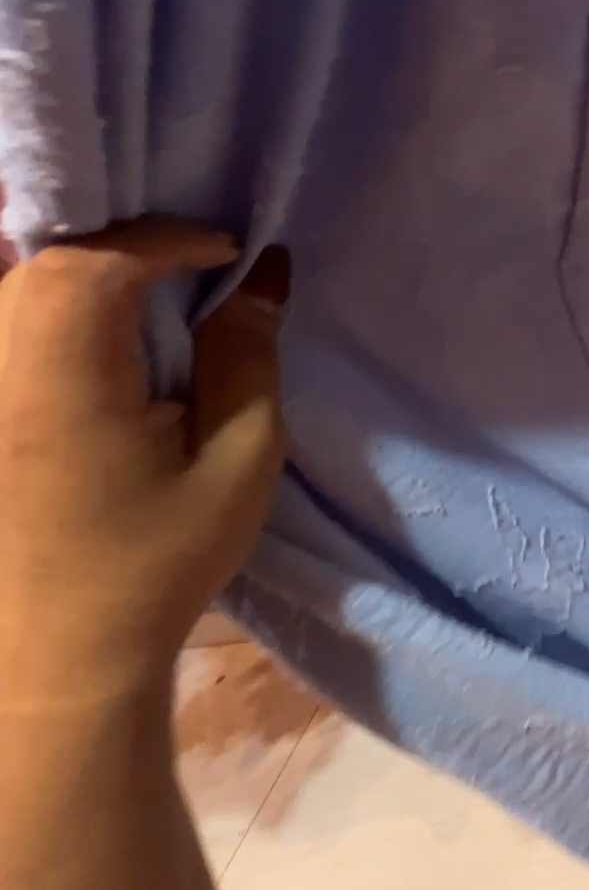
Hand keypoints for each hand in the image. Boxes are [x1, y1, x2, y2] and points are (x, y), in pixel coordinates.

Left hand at [0, 219, 288, 702]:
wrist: (51, 650)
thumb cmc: (161, 557)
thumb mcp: (241, 460)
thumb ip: (245, 362)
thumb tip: (262, 280)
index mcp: (50, 391)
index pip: (82, 268)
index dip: (158, 239)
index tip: (229, 251)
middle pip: (26, 267)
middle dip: (116, 246)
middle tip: (196, 261)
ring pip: (1, 292)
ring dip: (76, 271)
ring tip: (151, 282)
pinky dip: (46, 307)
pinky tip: (98, 326)